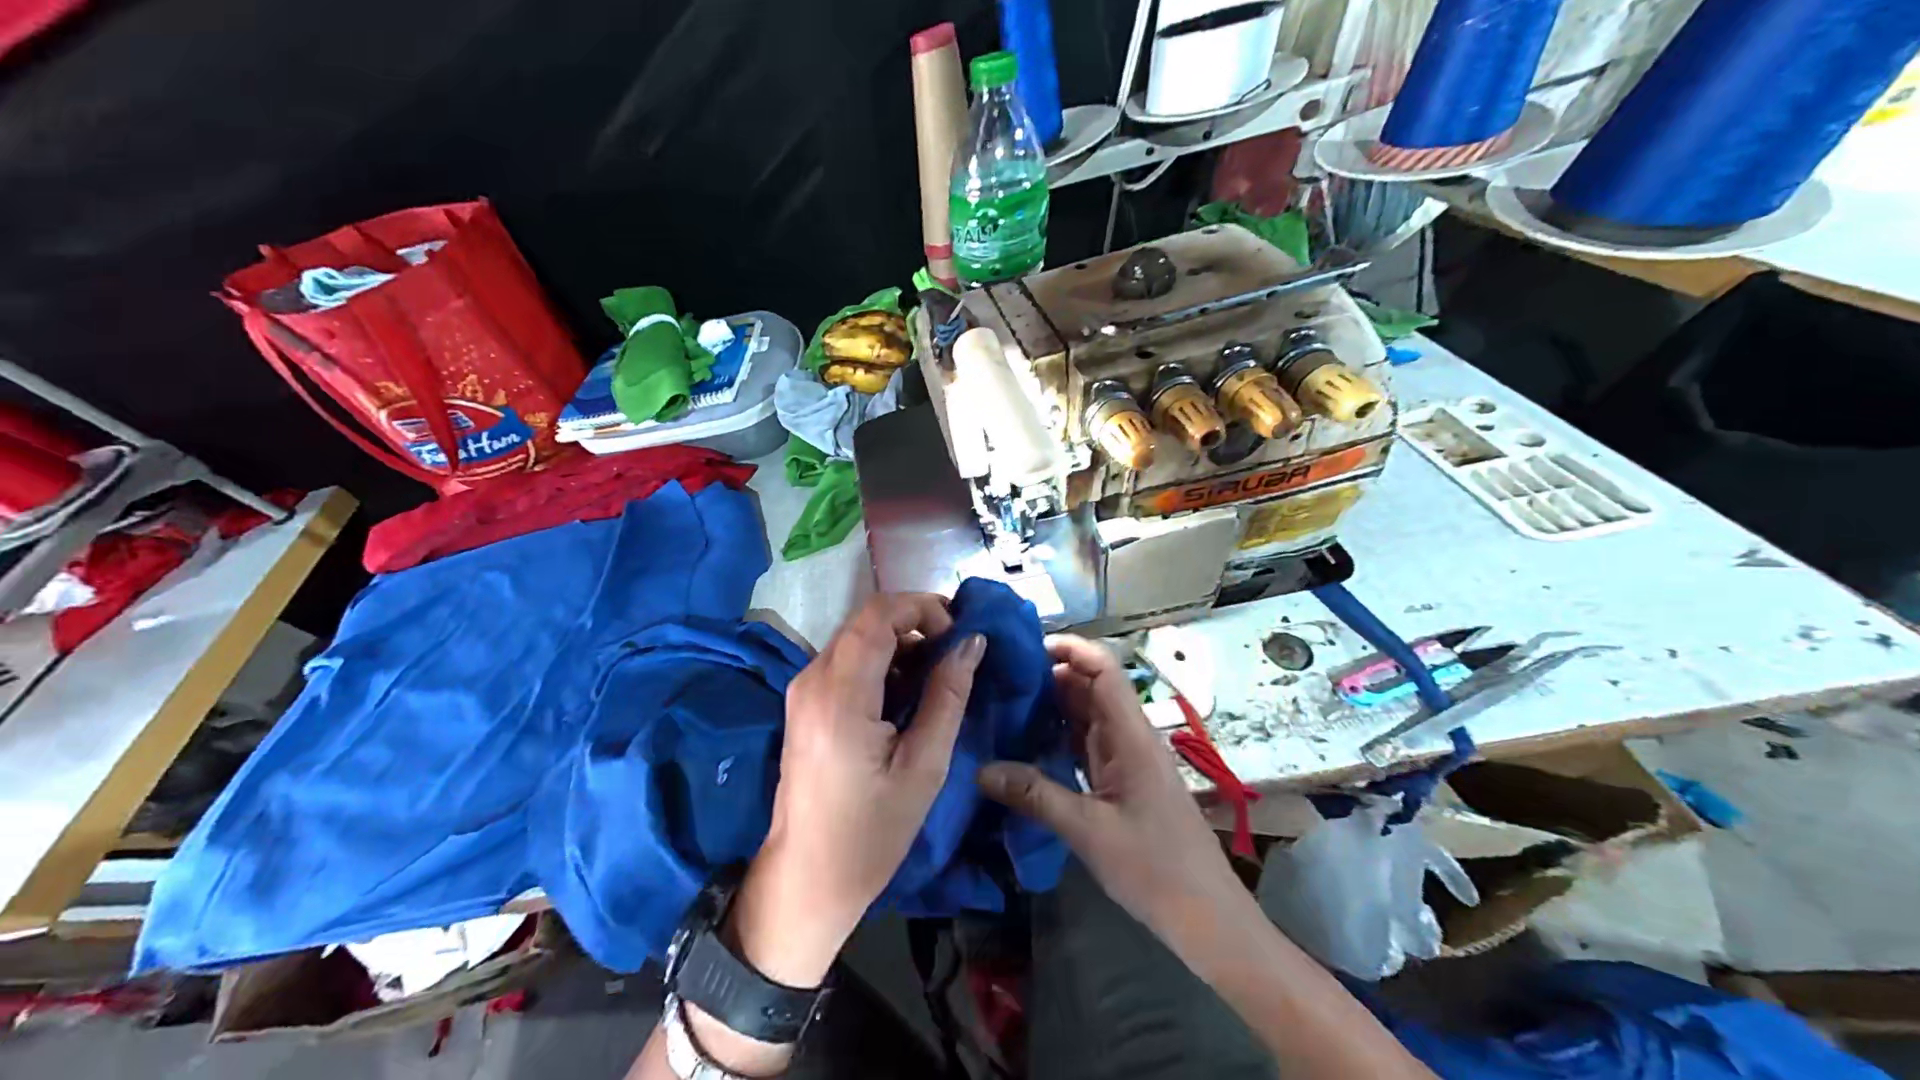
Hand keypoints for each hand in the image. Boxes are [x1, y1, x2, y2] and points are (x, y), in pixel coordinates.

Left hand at [728, 594, 985, 988]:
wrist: (806, 879)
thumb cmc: (870, 834)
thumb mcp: (923, 767)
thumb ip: (947, 696)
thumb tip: (972, 642)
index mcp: (840, 694)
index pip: (879, 613)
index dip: (923, 607)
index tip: (959, 635)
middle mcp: (812, 678)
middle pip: (866, 620)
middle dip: (916, 623)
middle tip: (957, 653)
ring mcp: (803, 689)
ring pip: (857, 637)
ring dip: (901, 643)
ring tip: (939, 676)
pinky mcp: (805, 702)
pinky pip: (846, 660)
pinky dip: (881, 662)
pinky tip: (907, 694)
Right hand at [976, 635, 1252, 963]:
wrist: (1206, 916)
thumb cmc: (1155, 867)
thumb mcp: (1089, 831)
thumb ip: (1036, 796)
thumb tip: (981, 769)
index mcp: (1132, 736)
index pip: (1104, 671)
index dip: (1071, 648)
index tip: (1025, 647)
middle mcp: (1130, 737)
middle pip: (1091, 689)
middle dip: (1049, 676)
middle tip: (999, 677)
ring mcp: (1127, 759)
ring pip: (1087, 716)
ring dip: (1051, 706)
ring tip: (1003, 702)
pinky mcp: (1122, 781)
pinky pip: (1086, 745)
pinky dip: (1058, 737)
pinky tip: (1026, 743)